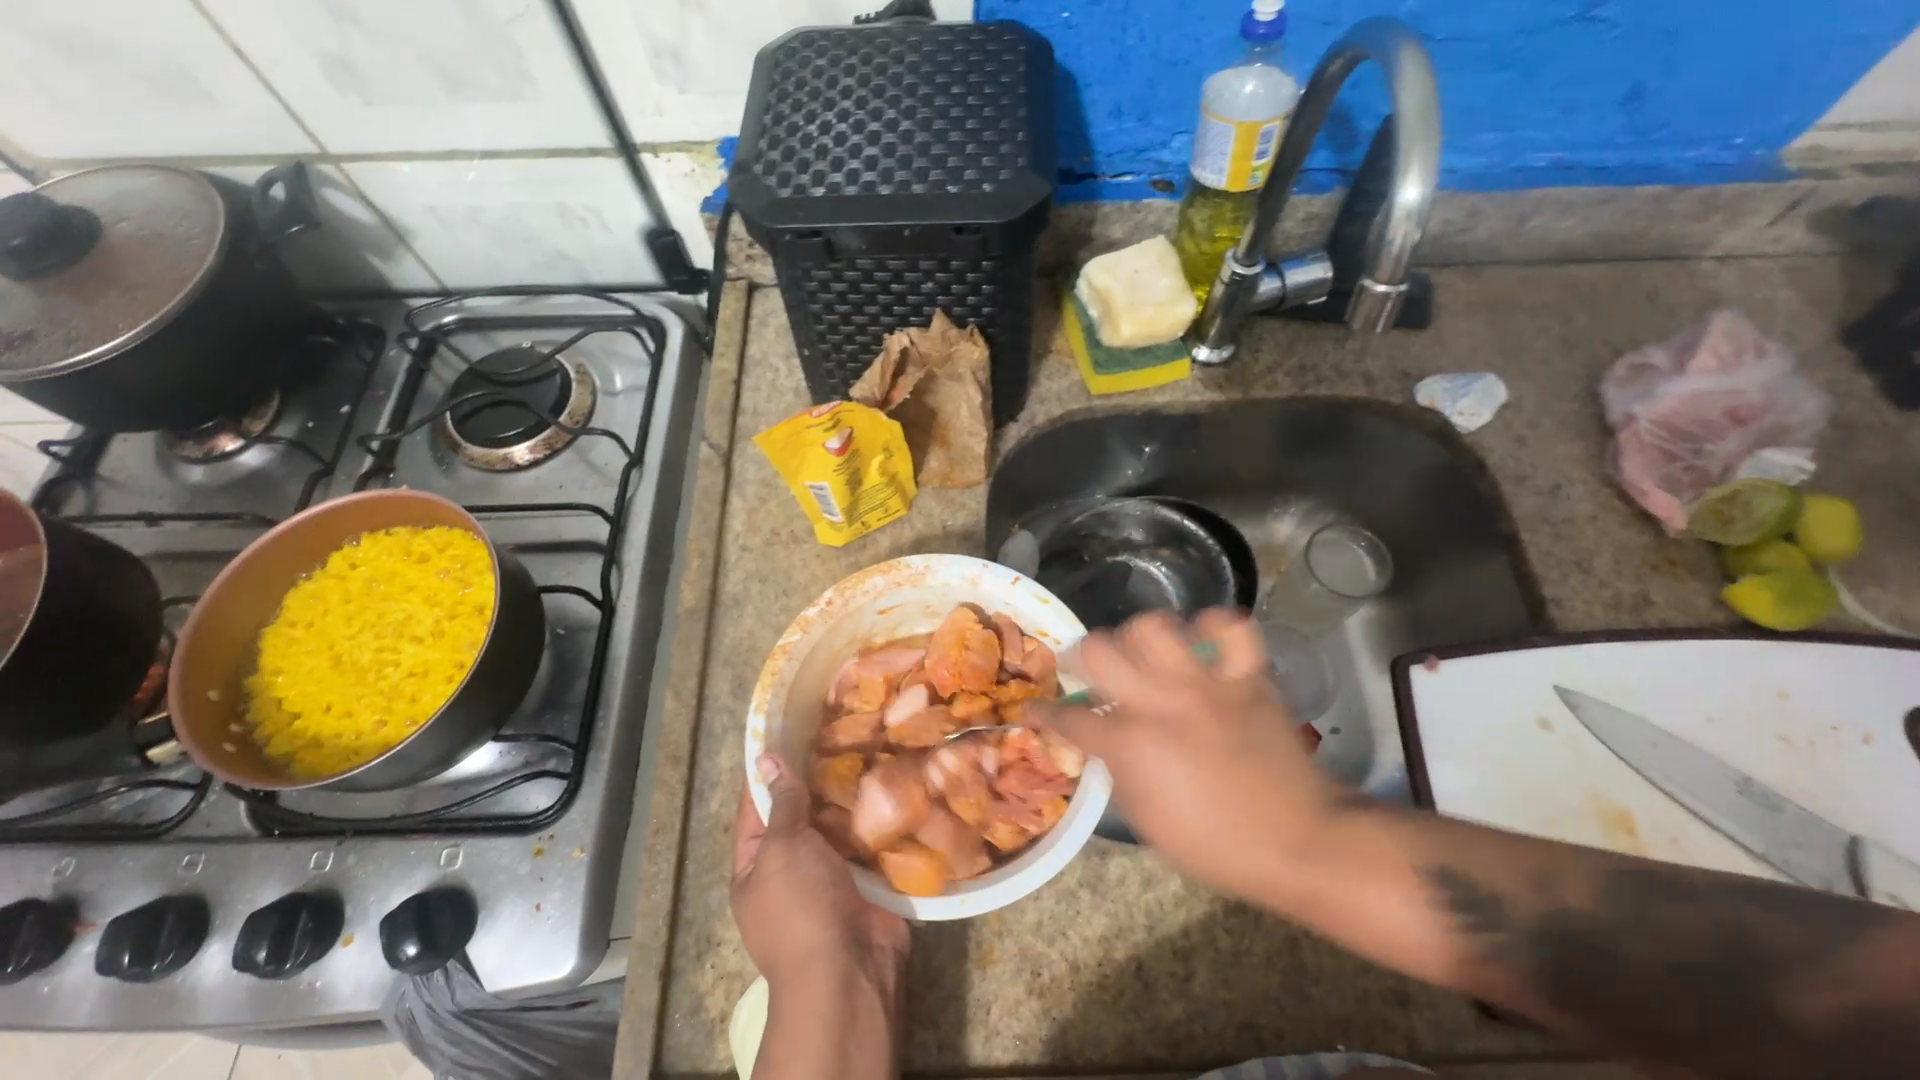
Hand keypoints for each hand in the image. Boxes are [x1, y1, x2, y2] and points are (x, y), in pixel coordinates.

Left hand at [732, 753, 909, 991]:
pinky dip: (878, 825)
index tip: (788, 732)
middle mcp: (789, 873)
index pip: (755, 808)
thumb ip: (781, 804)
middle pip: (801, 818)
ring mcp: (829, 881)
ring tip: (870, 752)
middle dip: (818, 782)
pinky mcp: (866, 887)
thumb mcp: (781, 849)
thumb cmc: (800, 907)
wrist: (848, 970)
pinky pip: (868, 848)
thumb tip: (766, 758)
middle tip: (841, 735)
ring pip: (838, 830)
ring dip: (851, 802)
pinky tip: (893, 789)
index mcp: (753, 867)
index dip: (769, 772)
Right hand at [1033, 609, 1342, 898]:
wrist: (1297, 841)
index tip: (1034, 710)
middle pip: (1099, 650)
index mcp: (1131, 746)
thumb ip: (1117, 770)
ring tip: (1145, 654)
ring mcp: (1207, 685)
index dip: (1043, 713)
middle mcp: (1161, 703)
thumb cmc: (1214, 844)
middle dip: (1081, 656)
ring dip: (1139, 639)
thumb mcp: (1146, 819)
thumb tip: (1104, 743)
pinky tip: (1203, 645)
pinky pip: (1230, 628)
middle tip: (1087, 668)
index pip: (1069, 717)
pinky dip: (1212, 629)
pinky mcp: (1247, 678)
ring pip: (1154, 627)